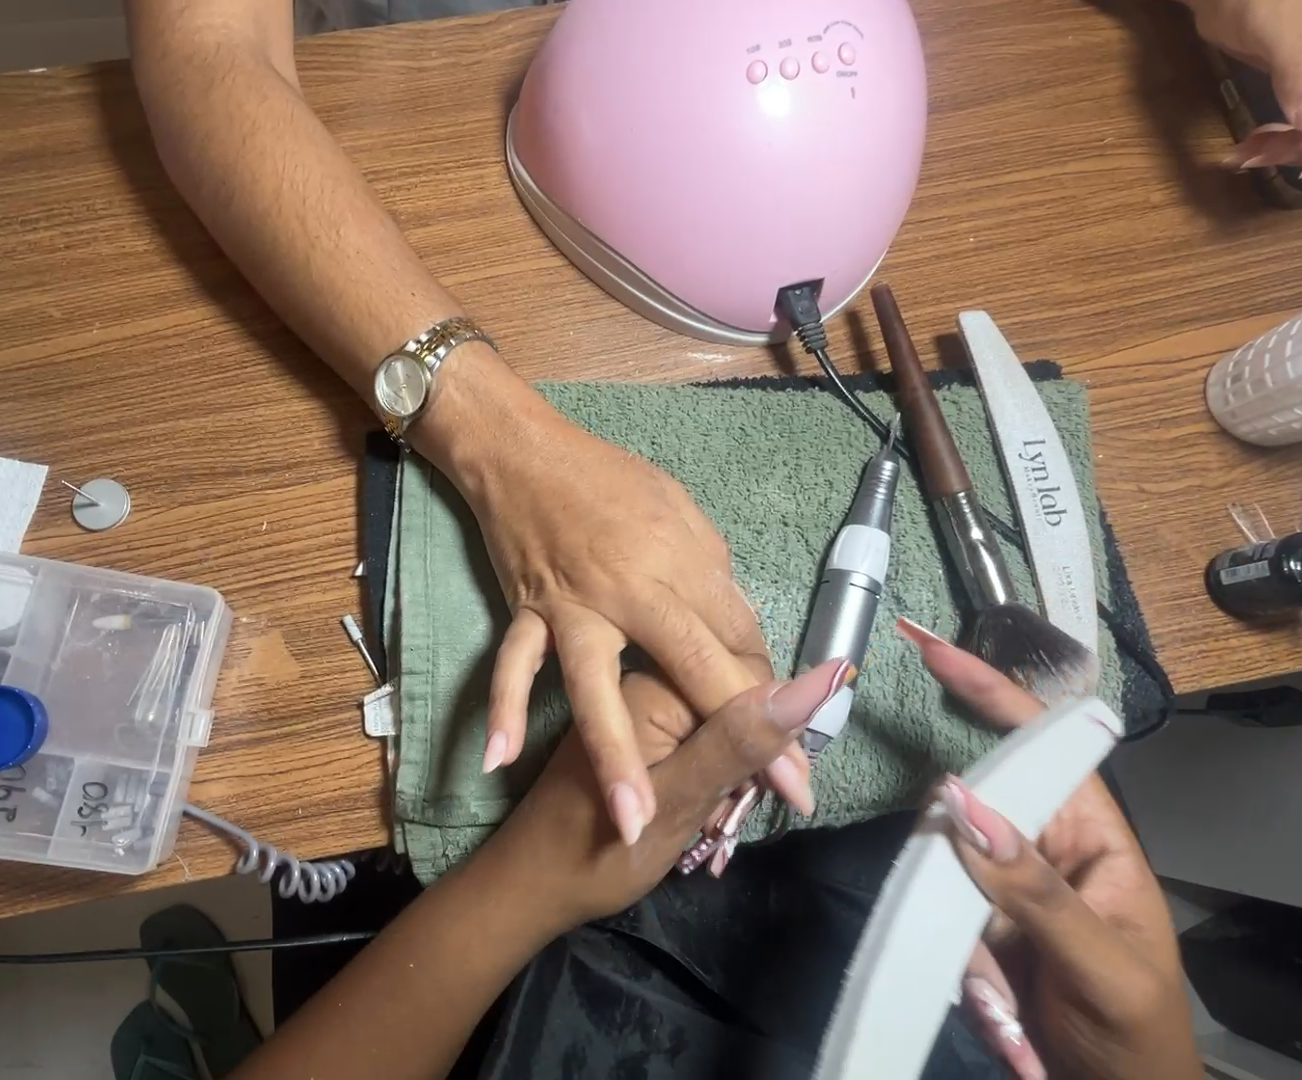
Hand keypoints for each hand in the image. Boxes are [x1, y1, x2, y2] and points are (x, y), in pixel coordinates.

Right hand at [425, 367, 808, 846]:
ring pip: (593, 684)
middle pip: (694, 668)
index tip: (802, 733)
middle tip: (791, 793)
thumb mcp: (679, 509)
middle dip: (748, 733)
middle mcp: (629, 591)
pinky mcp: (527, 612)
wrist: (525, 453)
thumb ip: (708, 572)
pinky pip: (513, 664)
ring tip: (636, 823)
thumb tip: (730, 626)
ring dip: (615, 753)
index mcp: (677, 560)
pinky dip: (502, 708)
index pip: (737, 633)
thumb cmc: (609, 477)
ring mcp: (572, 607)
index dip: (773, 684)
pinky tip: (499, 759)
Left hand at [471, 658, 852, 929]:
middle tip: (735, 818)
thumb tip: (817, 682)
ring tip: (716, 824)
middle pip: (732, 704)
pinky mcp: (632, 730)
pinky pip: (690, 738)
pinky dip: (705, 777)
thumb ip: (739, 741)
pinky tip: (701, 813)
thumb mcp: (679, 801)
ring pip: (715, 725)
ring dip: (729, 776)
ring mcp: (635, 706)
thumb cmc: (596, 850)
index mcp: (653, 683)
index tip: (786, 799)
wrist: (528, 884)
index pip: (746, 687)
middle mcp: (643, 680)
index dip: (775, 744)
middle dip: (751, 763)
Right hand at [898, 619, 1201, 1079]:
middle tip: (976, 913)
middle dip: (955, 849)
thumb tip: (956, 797)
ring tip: (1007, 998)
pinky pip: (930, 910)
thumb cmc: (1137, 1034)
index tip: (927, 647)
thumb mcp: (1101, 964)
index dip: (988, 688)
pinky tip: (1001, 1014)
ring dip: (962, 934)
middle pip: (971, 801)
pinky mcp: (963, 915)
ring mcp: (994, 880)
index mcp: (1090, 835)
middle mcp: (1035, 843)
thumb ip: (1031, 885)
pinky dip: (951, 961)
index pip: (1040, 742)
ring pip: (940, 862)